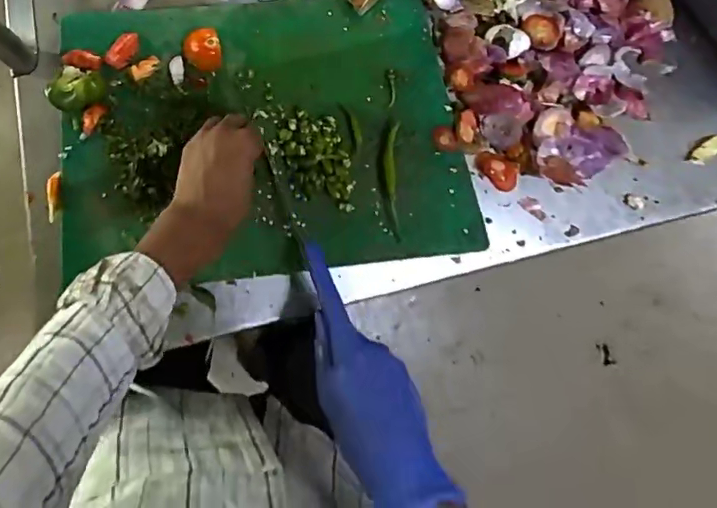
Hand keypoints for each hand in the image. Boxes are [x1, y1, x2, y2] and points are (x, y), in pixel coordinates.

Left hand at [135, 114, 261, 284]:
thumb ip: (247, 162)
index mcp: (244, 141)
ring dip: (223, 131)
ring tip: (224, 147)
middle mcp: (224, 132)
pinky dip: (208, 139)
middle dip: (240, 130)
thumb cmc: (231, 205)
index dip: (256, 143)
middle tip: (241, 147)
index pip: (255, 132)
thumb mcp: (250, 182)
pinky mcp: (189, 144)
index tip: (255, 154)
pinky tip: (209, 155)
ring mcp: (204, 135)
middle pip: (235, 120)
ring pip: (217, 122)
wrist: (198, 215)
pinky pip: (203, 134)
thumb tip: (244, 158)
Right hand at [306, 242, 464, 506]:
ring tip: (356, 409)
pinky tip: (374, 413)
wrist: (405, 470)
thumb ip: (321, 350)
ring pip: (363, 355)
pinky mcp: (406, 379)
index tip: (311, 245)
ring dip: (356, 371)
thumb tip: (320, 316)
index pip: (329, 300)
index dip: (319, 271)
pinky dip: (372, 384)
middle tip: (335, 390)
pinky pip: (380, 371)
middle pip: (346, 336)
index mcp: (348, 347)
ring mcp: (393, 362)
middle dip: (338, 352)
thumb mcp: (326, 391)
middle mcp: (373, 346)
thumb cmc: (355, 431)